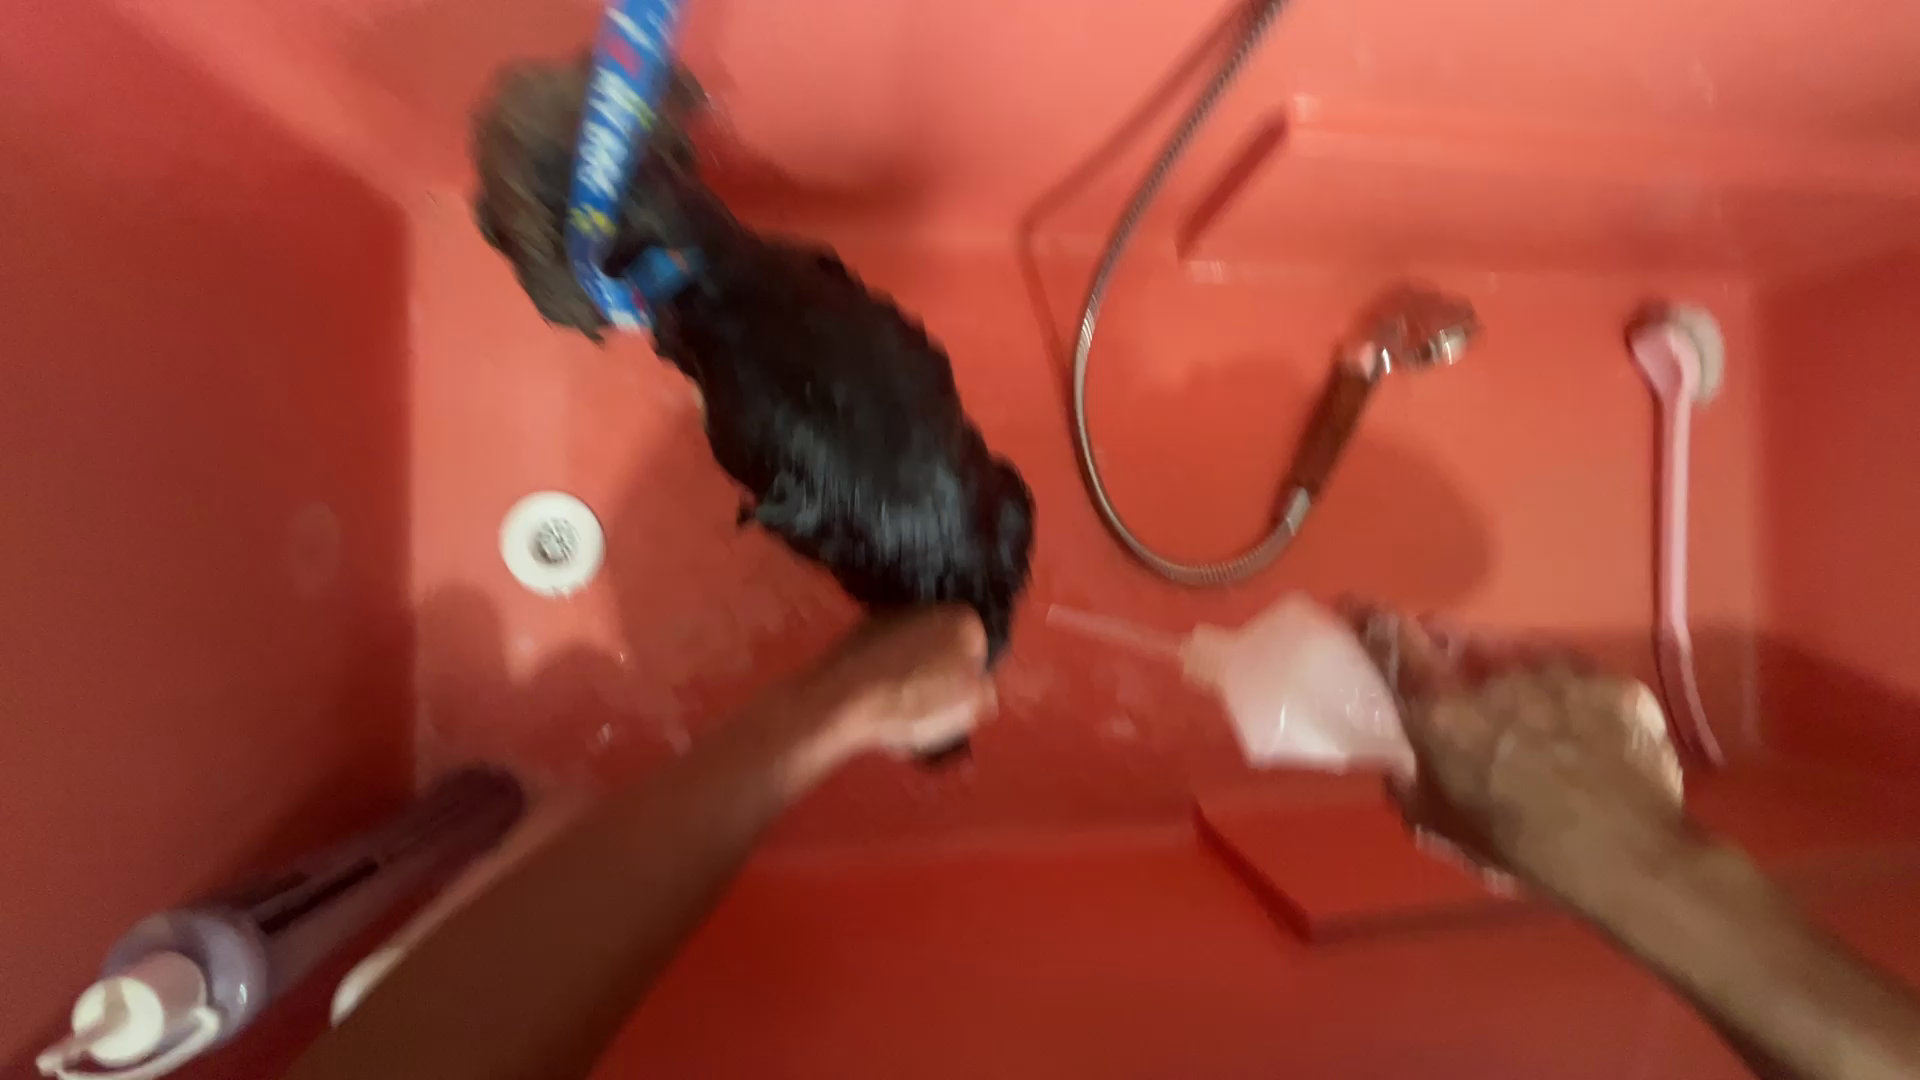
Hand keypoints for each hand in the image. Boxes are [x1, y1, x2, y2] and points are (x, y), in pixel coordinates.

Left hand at [801, 607, 995, 761]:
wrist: (843, 701)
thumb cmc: (916, 703)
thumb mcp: (970, 708)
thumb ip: (984, 693)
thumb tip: (980, 686)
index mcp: (963, 619)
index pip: (980, 651)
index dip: (970, 682)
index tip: (958, 705)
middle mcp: (928, 607)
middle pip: (944, 650)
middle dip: (940, 679)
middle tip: (932, 715)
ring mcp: (890, 617)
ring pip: (913, 657)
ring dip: (912, 683)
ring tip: (903, 722)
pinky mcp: (858, 633)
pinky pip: (884, 662)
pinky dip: (885, 681)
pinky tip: (879, 710)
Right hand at [1348, 607, 1686, 896]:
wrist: (1630, 860)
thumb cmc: (1519, 843)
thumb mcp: (1440, 822)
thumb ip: (1410, 783)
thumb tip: (1404, 764)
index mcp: (1440, 710)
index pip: (1394, 645)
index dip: (1370, 621)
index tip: (1355, 604)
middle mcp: (1491, 678)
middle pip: (1460, 645)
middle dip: (1452, 654)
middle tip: (1462, 683)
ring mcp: (1556, 675)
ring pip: (1520, 660)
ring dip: (1513, 678)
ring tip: (1533, 716)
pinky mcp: (1610, 684)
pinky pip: (1576, 678)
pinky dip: (1569, 696)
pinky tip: (1581, 728)